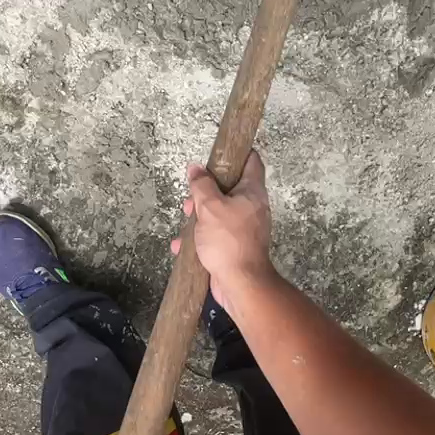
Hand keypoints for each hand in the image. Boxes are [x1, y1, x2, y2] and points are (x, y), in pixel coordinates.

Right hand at [172, 151, 275, 304]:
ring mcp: (244, 228)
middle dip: (205, 192)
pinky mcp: (234, 246)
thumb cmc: (229, 242)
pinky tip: (182, 245)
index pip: (251, 162)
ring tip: (186, 224)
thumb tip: (196, 169)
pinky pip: (215, 235)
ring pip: (218, 213)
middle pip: (228, 189)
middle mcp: (252, 208)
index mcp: (252, 192)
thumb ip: (201, 185)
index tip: (219, 152)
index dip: (237, 153)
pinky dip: (199, 238)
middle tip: (191, 200)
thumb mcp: (209, 207)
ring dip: (199, 217)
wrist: (240, 283)